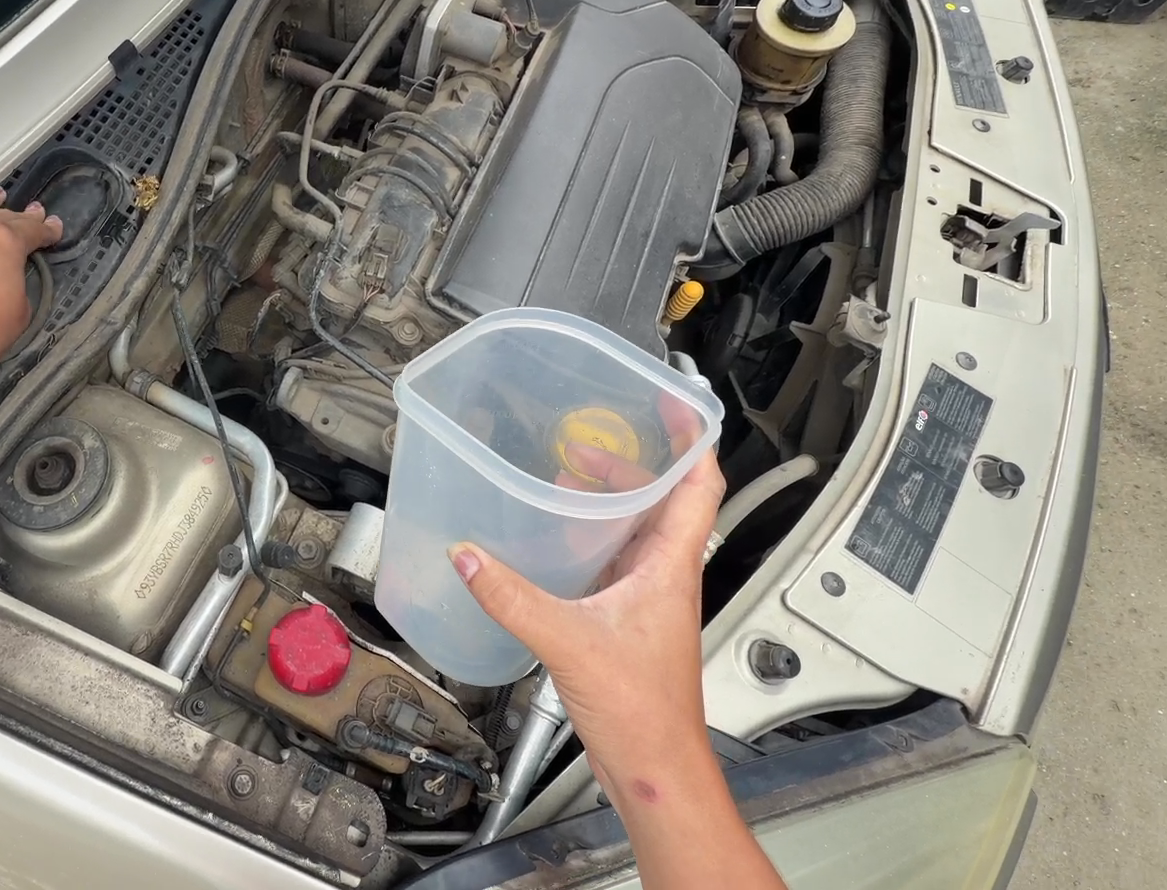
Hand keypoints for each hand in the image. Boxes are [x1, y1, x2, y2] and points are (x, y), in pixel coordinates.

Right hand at [449, 437, 725, 792]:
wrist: (655, 765)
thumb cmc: (641, 710)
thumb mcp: (566, 640)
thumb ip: (511, 595)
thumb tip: (466, 554)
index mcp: (670, 567)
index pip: (700, 486)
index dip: (691, 439)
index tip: (672, 401)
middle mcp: (666, 574)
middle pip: (664, 499)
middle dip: (632, 462)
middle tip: (591, 439)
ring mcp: (649, 594)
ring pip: (640, 527)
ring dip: (613, 496)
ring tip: (572, 476)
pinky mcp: (628, 615)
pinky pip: (617, 557)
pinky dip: (594, 534)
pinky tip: (558, 538)